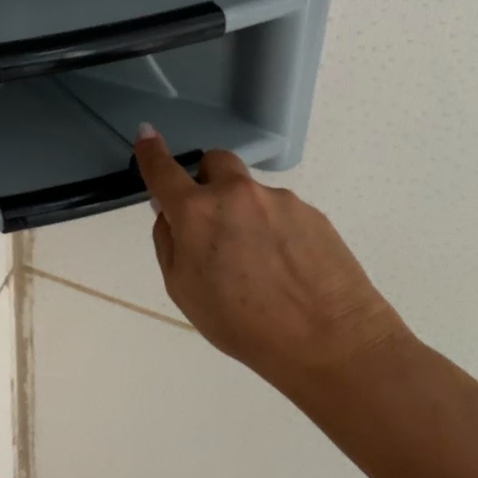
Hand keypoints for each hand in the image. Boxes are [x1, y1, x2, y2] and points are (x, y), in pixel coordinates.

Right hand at [135, 124, 411, 390]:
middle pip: (215, 161)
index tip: (146, 135)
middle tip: (213, 218)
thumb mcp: (183, 291)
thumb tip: (170, 214)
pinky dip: (276, 231)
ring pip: (251, 193)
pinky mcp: (313, 213)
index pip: (163, 170)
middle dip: (208, 180)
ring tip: (263, 265)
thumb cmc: (244, 325)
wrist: (332, 343)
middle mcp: (236, 194)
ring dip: (246, 213)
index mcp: (197, 212)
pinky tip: (289, 269)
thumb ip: (169, 243)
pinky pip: (282, 212)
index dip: (150, 151)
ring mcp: (279, 200)